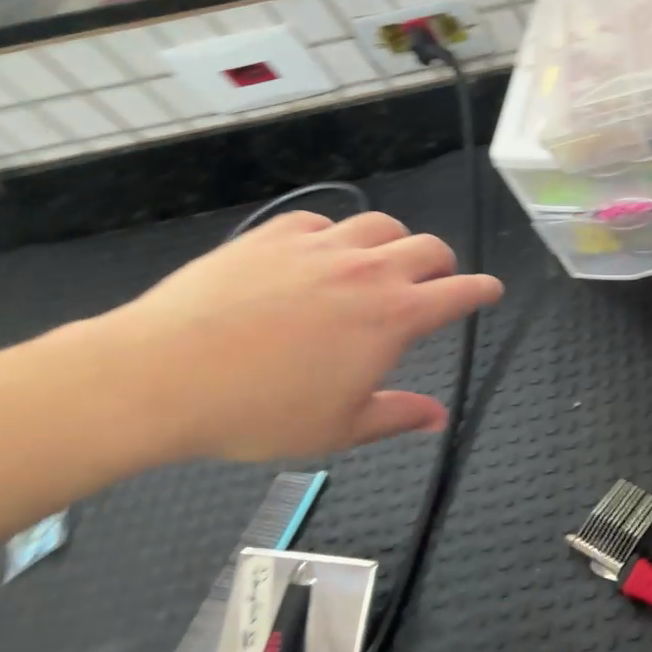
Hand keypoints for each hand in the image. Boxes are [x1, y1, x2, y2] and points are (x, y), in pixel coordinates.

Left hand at [93, 211, 502, 461]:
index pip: (461, 291)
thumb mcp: (338, 429)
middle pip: (430, 247)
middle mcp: (369, 271)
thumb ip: (397, 416)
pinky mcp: (274, 236)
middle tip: (433, 282)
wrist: (161, 376)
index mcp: (395, 316)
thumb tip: (437, 417)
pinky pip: (321, 223)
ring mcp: (321, 248)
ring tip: (379, 263)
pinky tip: (317, 256)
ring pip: (380, 225)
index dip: (483, 290)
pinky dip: (332, 237)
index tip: (490, 291)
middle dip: (443, 263)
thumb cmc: (258, 412)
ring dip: (393, 243)